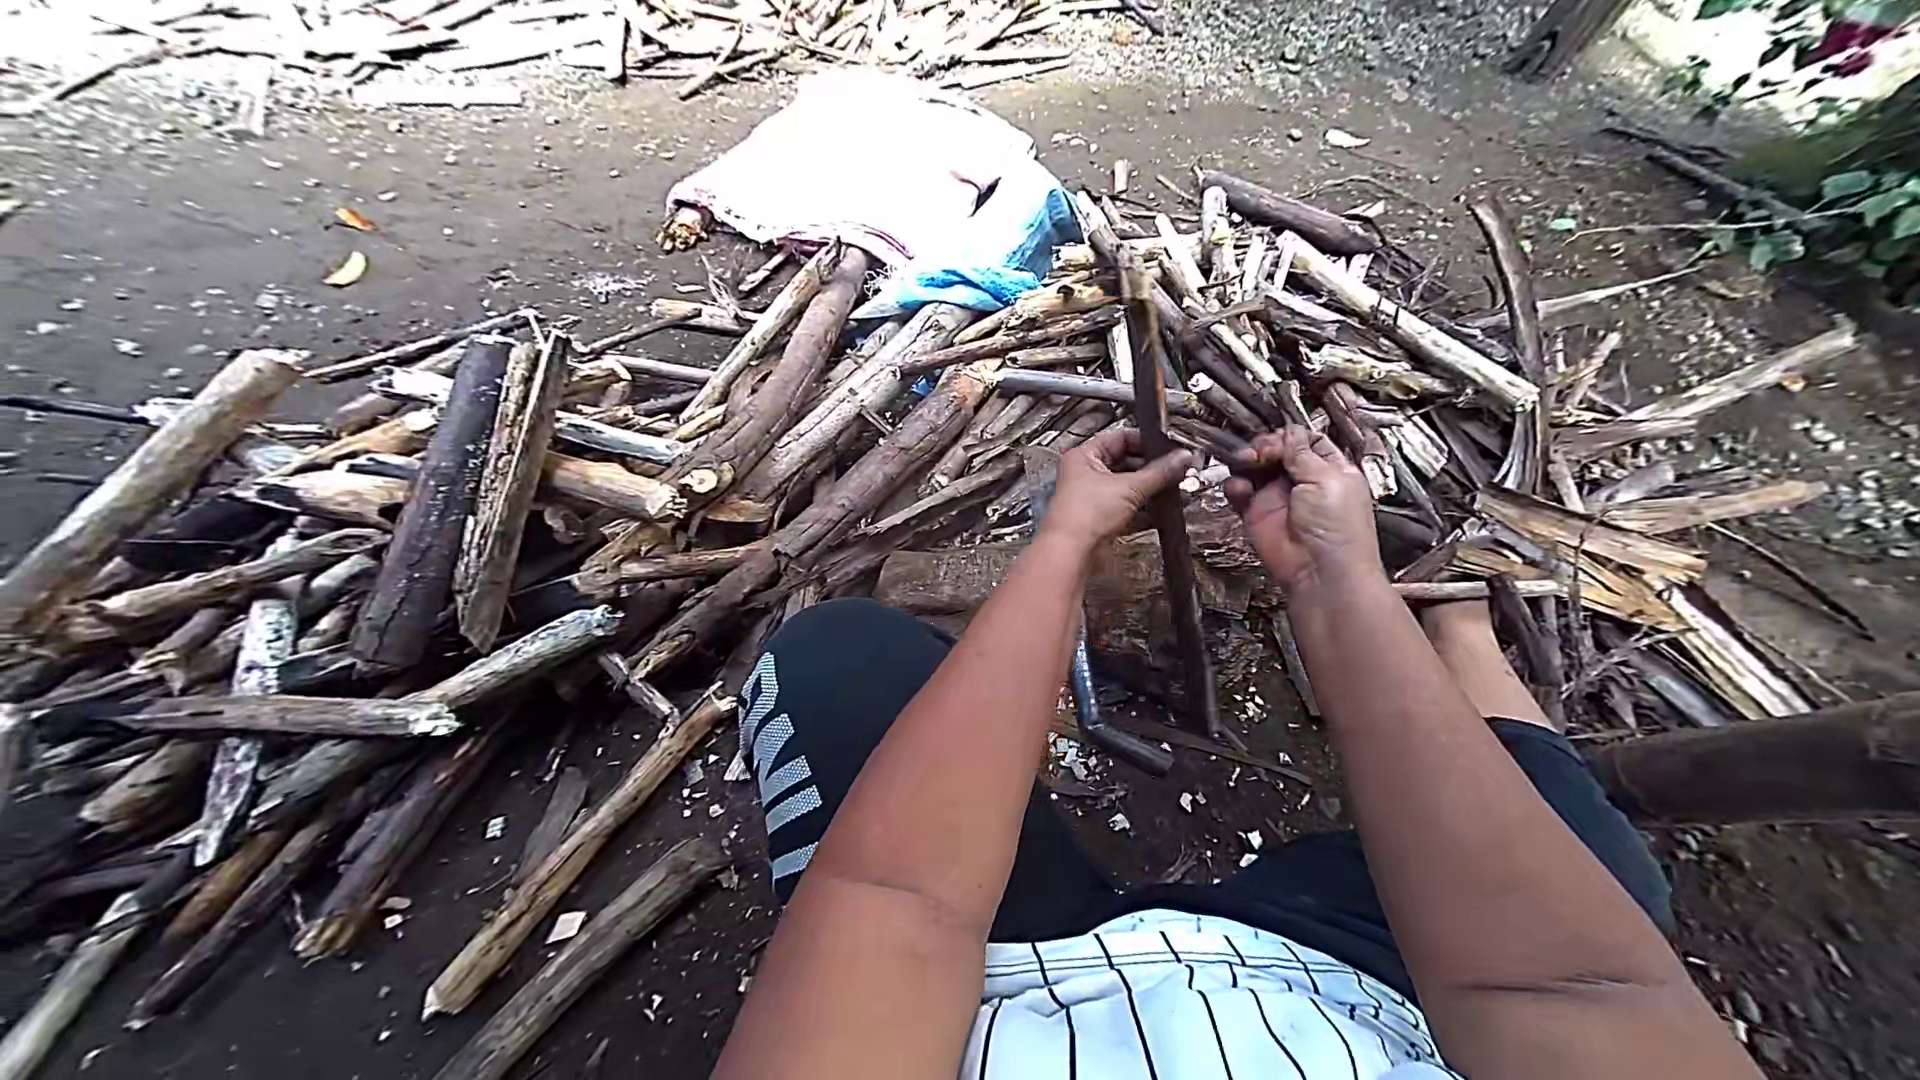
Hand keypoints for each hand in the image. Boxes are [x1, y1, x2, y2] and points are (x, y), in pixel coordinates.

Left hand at [1040, 428, 1191, 552]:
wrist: (1072, 553)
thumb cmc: (1081, 516)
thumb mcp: (1129, 487)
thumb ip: (1160, 472)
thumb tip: (1180, 458)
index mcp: (1083, 457)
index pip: (1120, 438)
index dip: (1146, 442)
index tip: (1168, 448)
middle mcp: (1086, 476)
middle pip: (1126, 464)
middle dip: (1152, 469)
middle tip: (1175, 470)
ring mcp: (1094, 499)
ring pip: (1128, 488)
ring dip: (1149, 490)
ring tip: (1171, 489)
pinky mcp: (1101, 520)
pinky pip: (1127, 510)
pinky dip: (1143, 511)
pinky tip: (1160, 512)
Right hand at [1225, 426, 1382, 594]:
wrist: (1319, 570)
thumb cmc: (1340, 532)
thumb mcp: (1328, 479)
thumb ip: (1302, 454)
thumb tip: (1287, 433)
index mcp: (1329, 469)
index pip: (1304, 441)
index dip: (1288, 436)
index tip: (1277, 439)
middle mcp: (1302, 481)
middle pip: (1276, 451)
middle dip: (1263, 447)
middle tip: (1258, 452)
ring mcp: (1277, 497)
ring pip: (1254, 468)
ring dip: (1246, 462)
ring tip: (1246, 464)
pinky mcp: (1256, 513)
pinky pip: (1238, 492)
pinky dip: (1234, 486)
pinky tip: (1239, 487)